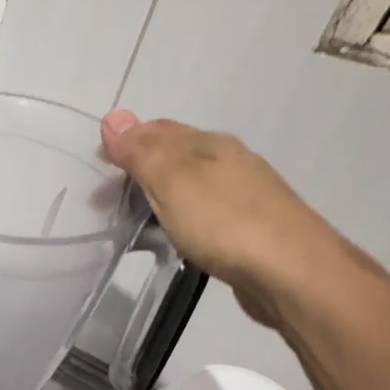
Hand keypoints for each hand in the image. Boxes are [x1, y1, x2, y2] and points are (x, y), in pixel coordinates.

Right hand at [100, 109, 349, 328]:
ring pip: (188, 188)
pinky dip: (179, 221)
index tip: (96, 169)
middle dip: (138, 172)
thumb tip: (113, 116)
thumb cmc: (225, 223)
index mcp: (211, 145)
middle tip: (105, 202)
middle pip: (174, 157)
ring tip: (132, 225)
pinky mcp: (249, 231)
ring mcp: (243, 197)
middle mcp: (229, 163)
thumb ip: (142, 152)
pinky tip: (172, 240)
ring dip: (158, 199)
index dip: (125, 142)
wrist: (293, 274)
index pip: (158, 130)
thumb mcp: (173, 182)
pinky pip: (202, 216)